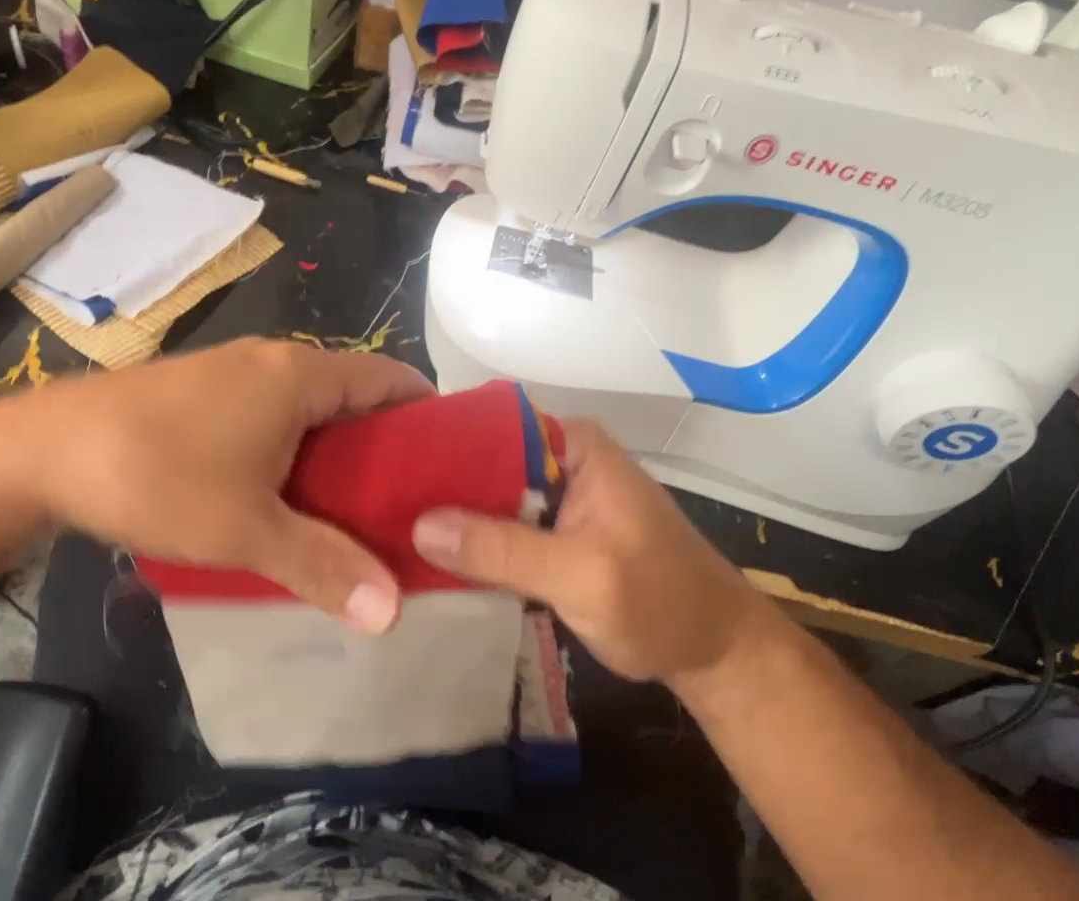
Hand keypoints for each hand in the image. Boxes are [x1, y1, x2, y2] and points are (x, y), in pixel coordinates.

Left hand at [0, 338, 432, 631]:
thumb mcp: (246, 532)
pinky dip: (290, 449)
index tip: (446, 469)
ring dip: (332, 453)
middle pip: (352, 394)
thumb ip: (323, 566)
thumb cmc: (157, 479)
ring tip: (350, 514)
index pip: (390, 378)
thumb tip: (392, 612)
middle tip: (402, 509)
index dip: (426, 417)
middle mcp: (270, 361)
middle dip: (381, 448)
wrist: (40, 452)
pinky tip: (281, 498)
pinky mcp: (195, 392)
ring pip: (306, 408)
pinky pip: (267, 414)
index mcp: (299, 376)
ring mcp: (229, 372)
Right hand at [411, 419, 760, 680]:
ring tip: (378, 530)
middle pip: (479, 462)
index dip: (436, 444)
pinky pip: (494, 531)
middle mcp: (558, 460)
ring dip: (444, 518)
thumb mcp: (583, 576)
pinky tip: (418, 558)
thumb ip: (504, 550)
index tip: (379, 468)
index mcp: (574, 444)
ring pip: (482, 499)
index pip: (488, 426)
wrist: (711, 652)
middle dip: (432, 485)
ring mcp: (552, 499)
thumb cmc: (661, 603)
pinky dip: (465, 545)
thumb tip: (419, 524)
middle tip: (367, 507)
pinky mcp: (546, 535)